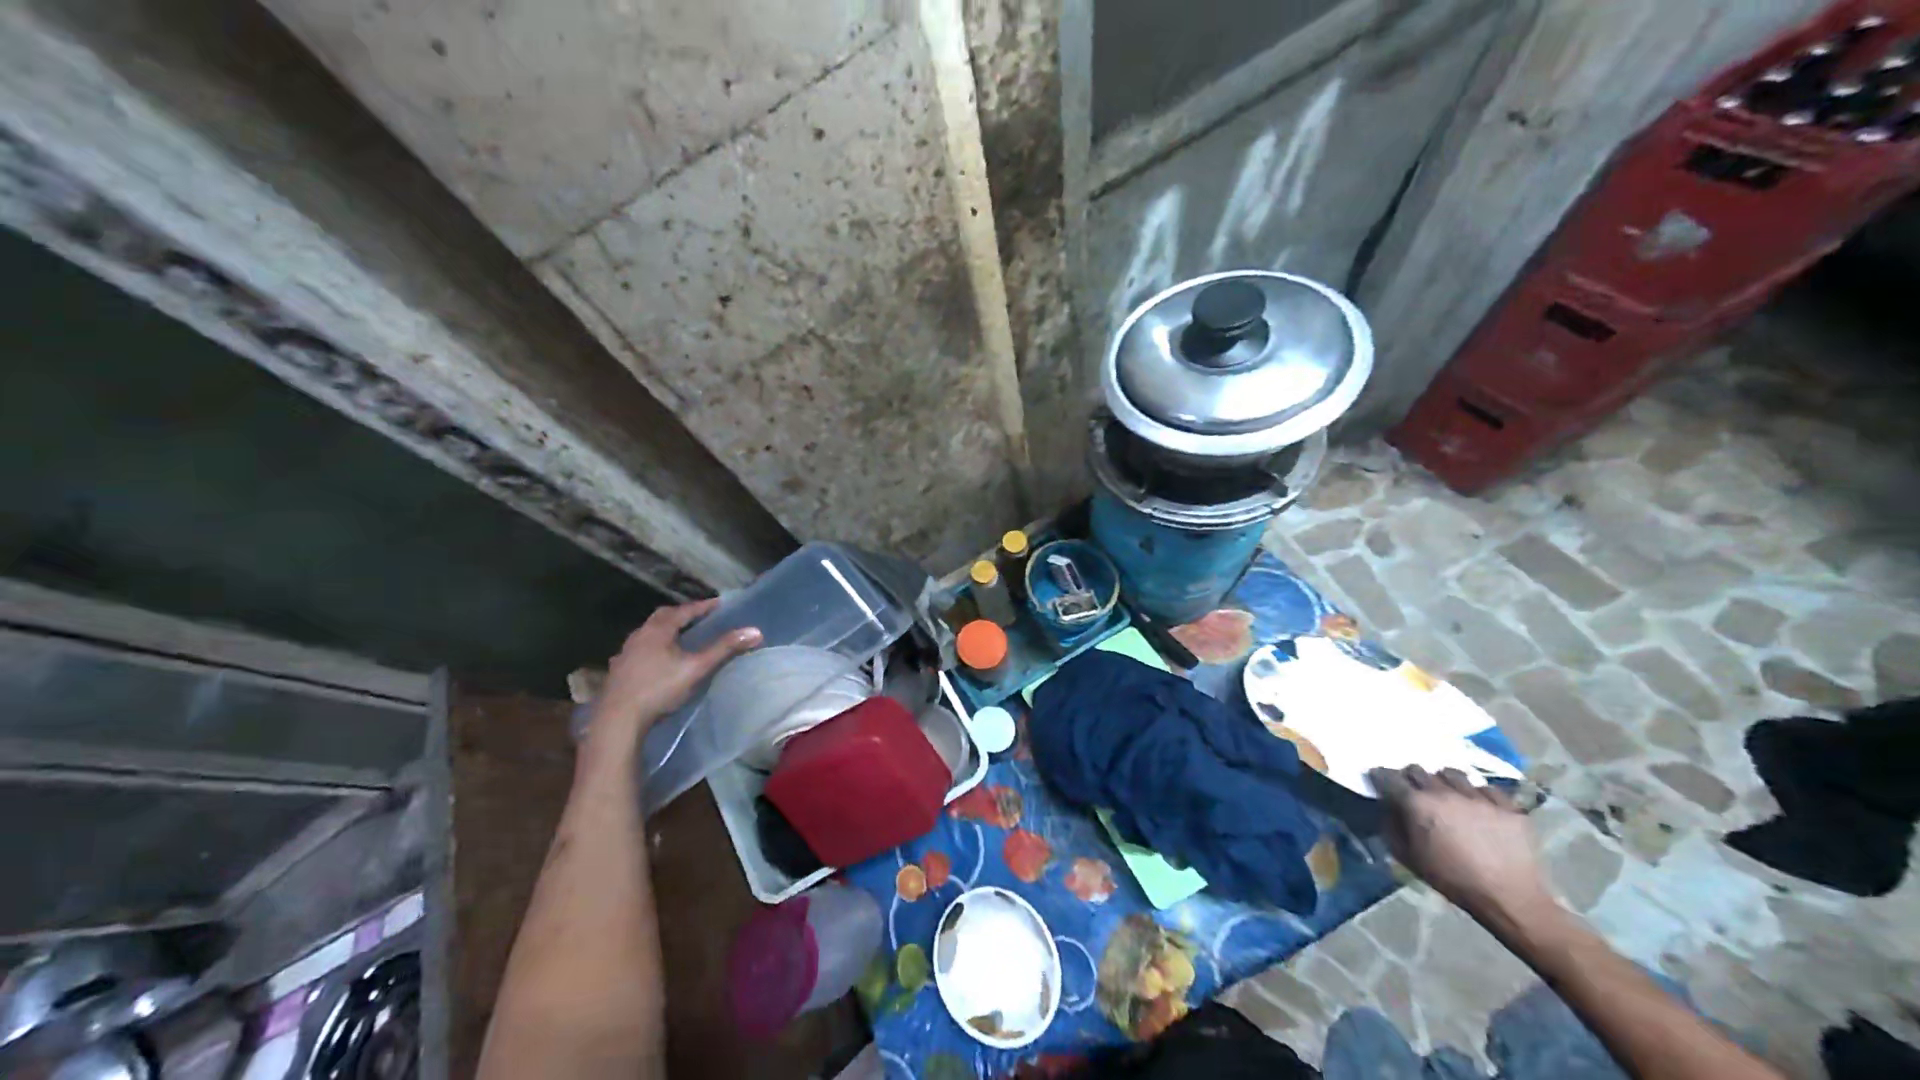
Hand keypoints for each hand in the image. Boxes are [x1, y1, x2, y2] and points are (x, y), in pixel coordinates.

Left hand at [585, 598, 761, 749]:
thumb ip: (724, 649)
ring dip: (664, 630)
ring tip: (679, 637)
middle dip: (681, 614)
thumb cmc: (659, 689)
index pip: (684, 611)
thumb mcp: (696, 668)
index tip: (719, 604)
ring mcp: (625, 653)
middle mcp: (639, 635)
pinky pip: (638, 649)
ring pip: (647, 633)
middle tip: (698, 617)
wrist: (618, 719)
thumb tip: (755, 631)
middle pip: (662, 617)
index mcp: (658, 630)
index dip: (703, 606)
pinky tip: (656, 660)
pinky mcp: (618, 670)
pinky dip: (652, 647)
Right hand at [1369, 766, 1553, 922]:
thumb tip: (1388, 808)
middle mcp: (1445, 792)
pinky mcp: (1506, 805)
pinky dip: (1476, 794)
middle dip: (1410, 778)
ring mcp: (1478, 796)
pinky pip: (1485, 788)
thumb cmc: (1452, 879)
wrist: (1509, 898)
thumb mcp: (1408, 858)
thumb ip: (1391, 827)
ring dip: (1443, 782)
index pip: (1389, 777)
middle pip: (1419, 770)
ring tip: (1447, 795)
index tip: (1379, 780)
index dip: (1380, 777)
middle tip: (1413, 791)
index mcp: (1417, 804)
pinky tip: (1477, 808)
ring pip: (1452, 774)